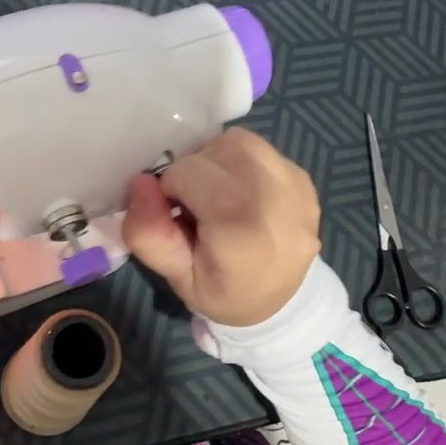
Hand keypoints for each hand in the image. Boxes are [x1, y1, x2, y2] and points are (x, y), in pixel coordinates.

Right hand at [122, 127, 321, 327]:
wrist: (282, 303)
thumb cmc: (223, 293)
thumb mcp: (177, 278)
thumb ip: (150, 234)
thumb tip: (140, 182)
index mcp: (241, 231)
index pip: (189, 171)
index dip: (170, 187)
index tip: (175, 214)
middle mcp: (276, 200)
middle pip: (216, 150)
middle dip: (194, 170)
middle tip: (194, 204)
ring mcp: (296, 187)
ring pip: (240, 141)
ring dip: (217, 160)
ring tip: (215, 193)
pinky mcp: (304, 179)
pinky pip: (261, 150)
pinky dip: (242, 164)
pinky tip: (242, 194)